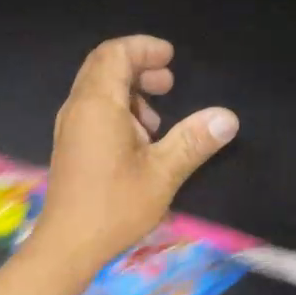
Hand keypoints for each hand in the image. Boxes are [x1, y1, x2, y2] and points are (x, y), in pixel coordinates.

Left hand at [33, 35, 238, 271]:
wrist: (68, 245)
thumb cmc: (115, 207)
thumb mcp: (162, 174)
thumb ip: (193, 141)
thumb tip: (227, 117)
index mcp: (97, 104)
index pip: (116, 54)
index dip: (144, 48)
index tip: (170, 58)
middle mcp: (78, 108)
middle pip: (103, 67)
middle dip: (138, 68)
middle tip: (168, 84)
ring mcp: (69, 129)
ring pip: (96, 91)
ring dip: (128, 94)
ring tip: (156, 121)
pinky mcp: (69, 148)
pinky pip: (92, 112)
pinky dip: (117, 113)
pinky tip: (138, 144)